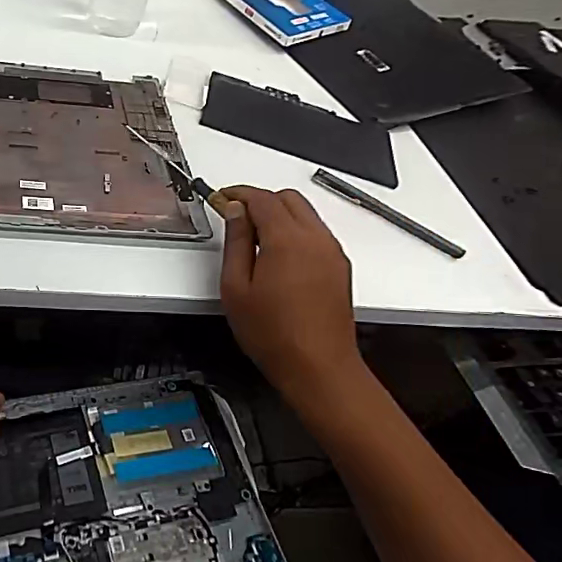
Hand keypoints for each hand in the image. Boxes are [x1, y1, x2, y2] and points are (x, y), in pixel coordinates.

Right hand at [217, 186, 366, 403]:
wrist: (317, 367)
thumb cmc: (275, 334)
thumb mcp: (236, 286)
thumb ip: (235, 242)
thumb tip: (234, 213)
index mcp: (288, 241)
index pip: (262, 199)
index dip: (237, 194)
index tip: (221, 198)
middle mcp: (316, 241)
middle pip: (288, 198)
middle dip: (259, 200)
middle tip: (233, 214)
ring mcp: (332, 253)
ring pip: (305, 213)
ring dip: (278, 213)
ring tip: (251, 235)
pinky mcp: (339, 267)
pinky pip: (315, 233)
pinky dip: (294, 229)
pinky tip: (274, 251)